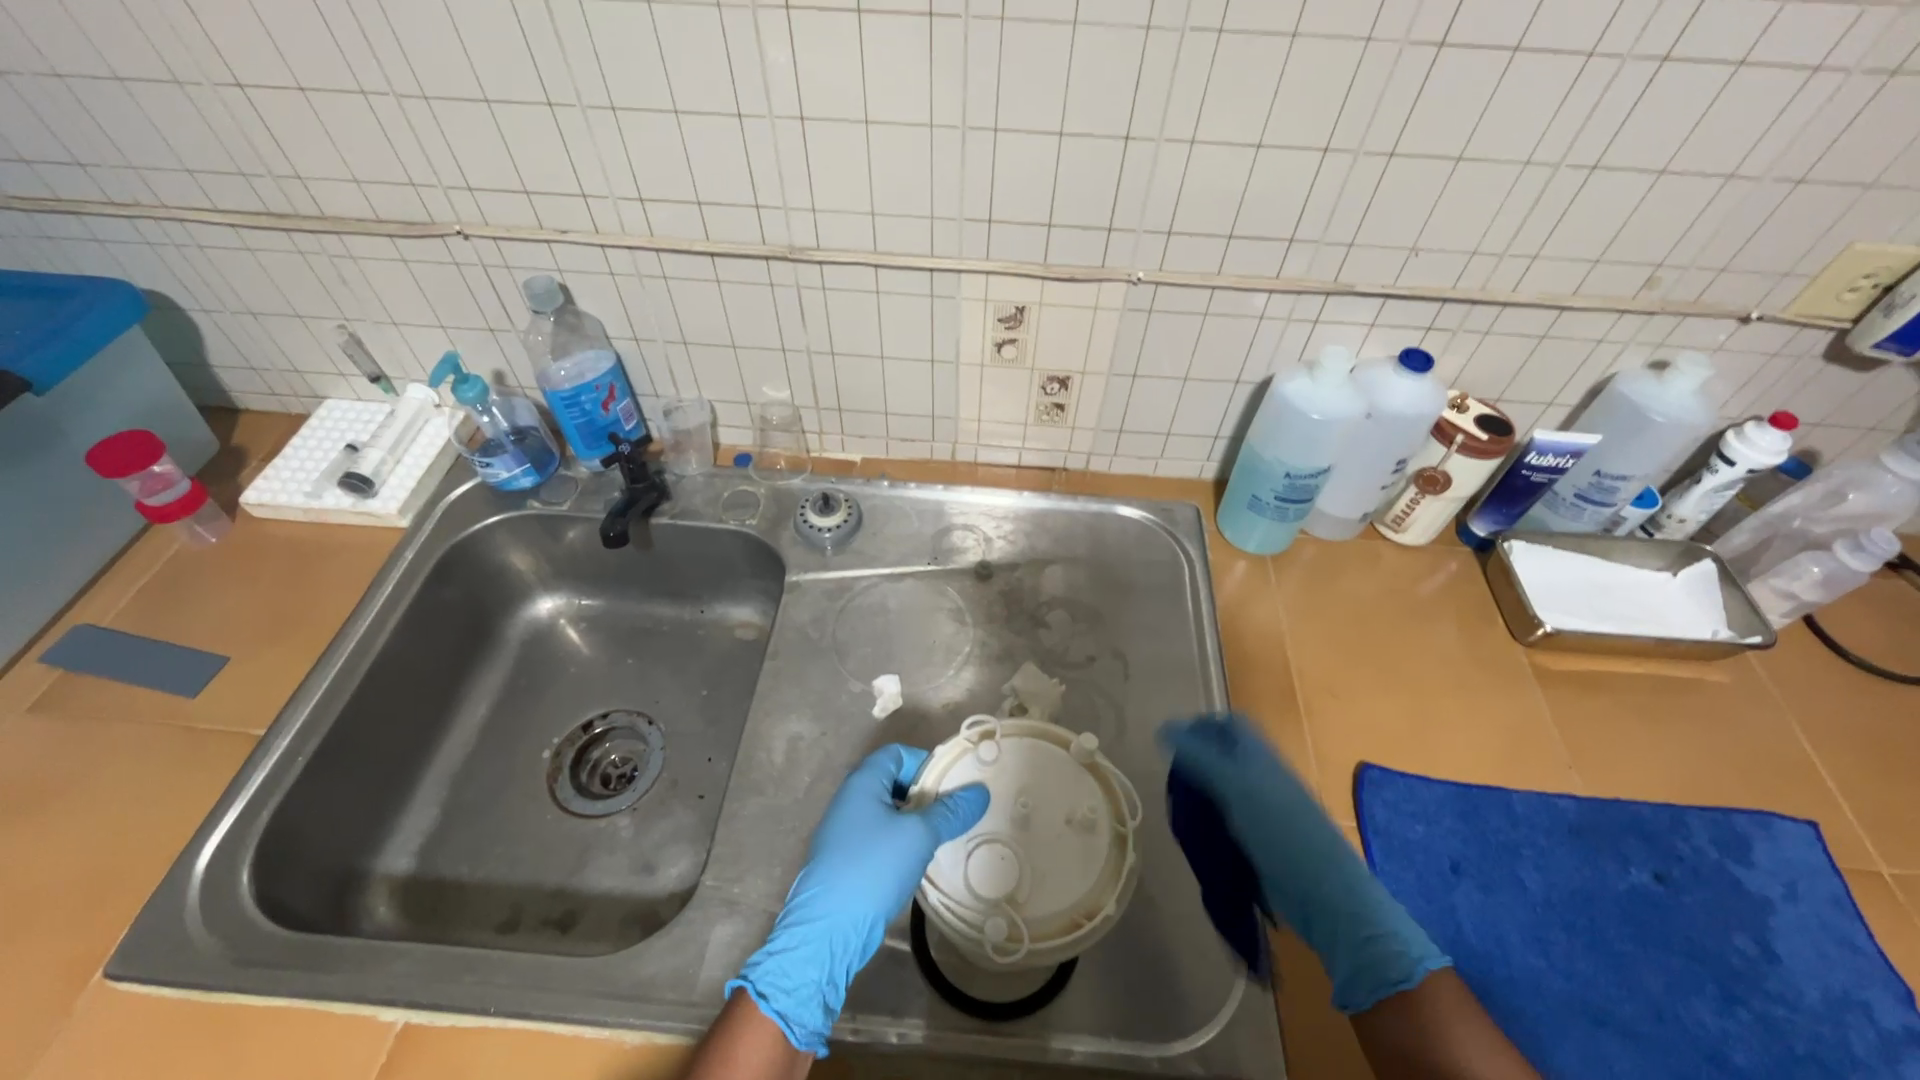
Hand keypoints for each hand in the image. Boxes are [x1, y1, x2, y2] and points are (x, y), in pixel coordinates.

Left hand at [727, 744, 989, 1055]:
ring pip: (887, 813)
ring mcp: (844, 832)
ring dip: (914, 821)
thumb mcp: (919, 835)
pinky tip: (918, 862)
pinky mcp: (845, 860)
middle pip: (892, 782)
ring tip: (943, 837)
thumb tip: (980, 791)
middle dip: (924, 794)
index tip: (952, 785)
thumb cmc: (874, 866)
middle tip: (954, 812)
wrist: (828, 928)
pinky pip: (879, 838)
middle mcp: (849, 800)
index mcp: (862, 782)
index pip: (897, 754)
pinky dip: (900, 843)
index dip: (925, 763)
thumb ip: (949, 811)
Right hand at [1161, 714, 1449, 1013]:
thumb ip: (1200, 757)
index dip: (1202, 728)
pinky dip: (1211, 824)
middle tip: (1170, 782)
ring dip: (1201, 797)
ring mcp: (1266, 812)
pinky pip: (1230, 821)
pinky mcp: (1264, 842)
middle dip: (1197, 764)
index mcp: (1261, 758)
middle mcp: (1264, 779)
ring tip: (1177, 811)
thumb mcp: (1235, 788)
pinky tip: (1196, 837)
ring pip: (1225, 791)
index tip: (1170, 746)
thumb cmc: (1281, 832)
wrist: (1326, 895)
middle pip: (1226, 758)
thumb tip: (1162, 728)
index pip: (1230, 726)